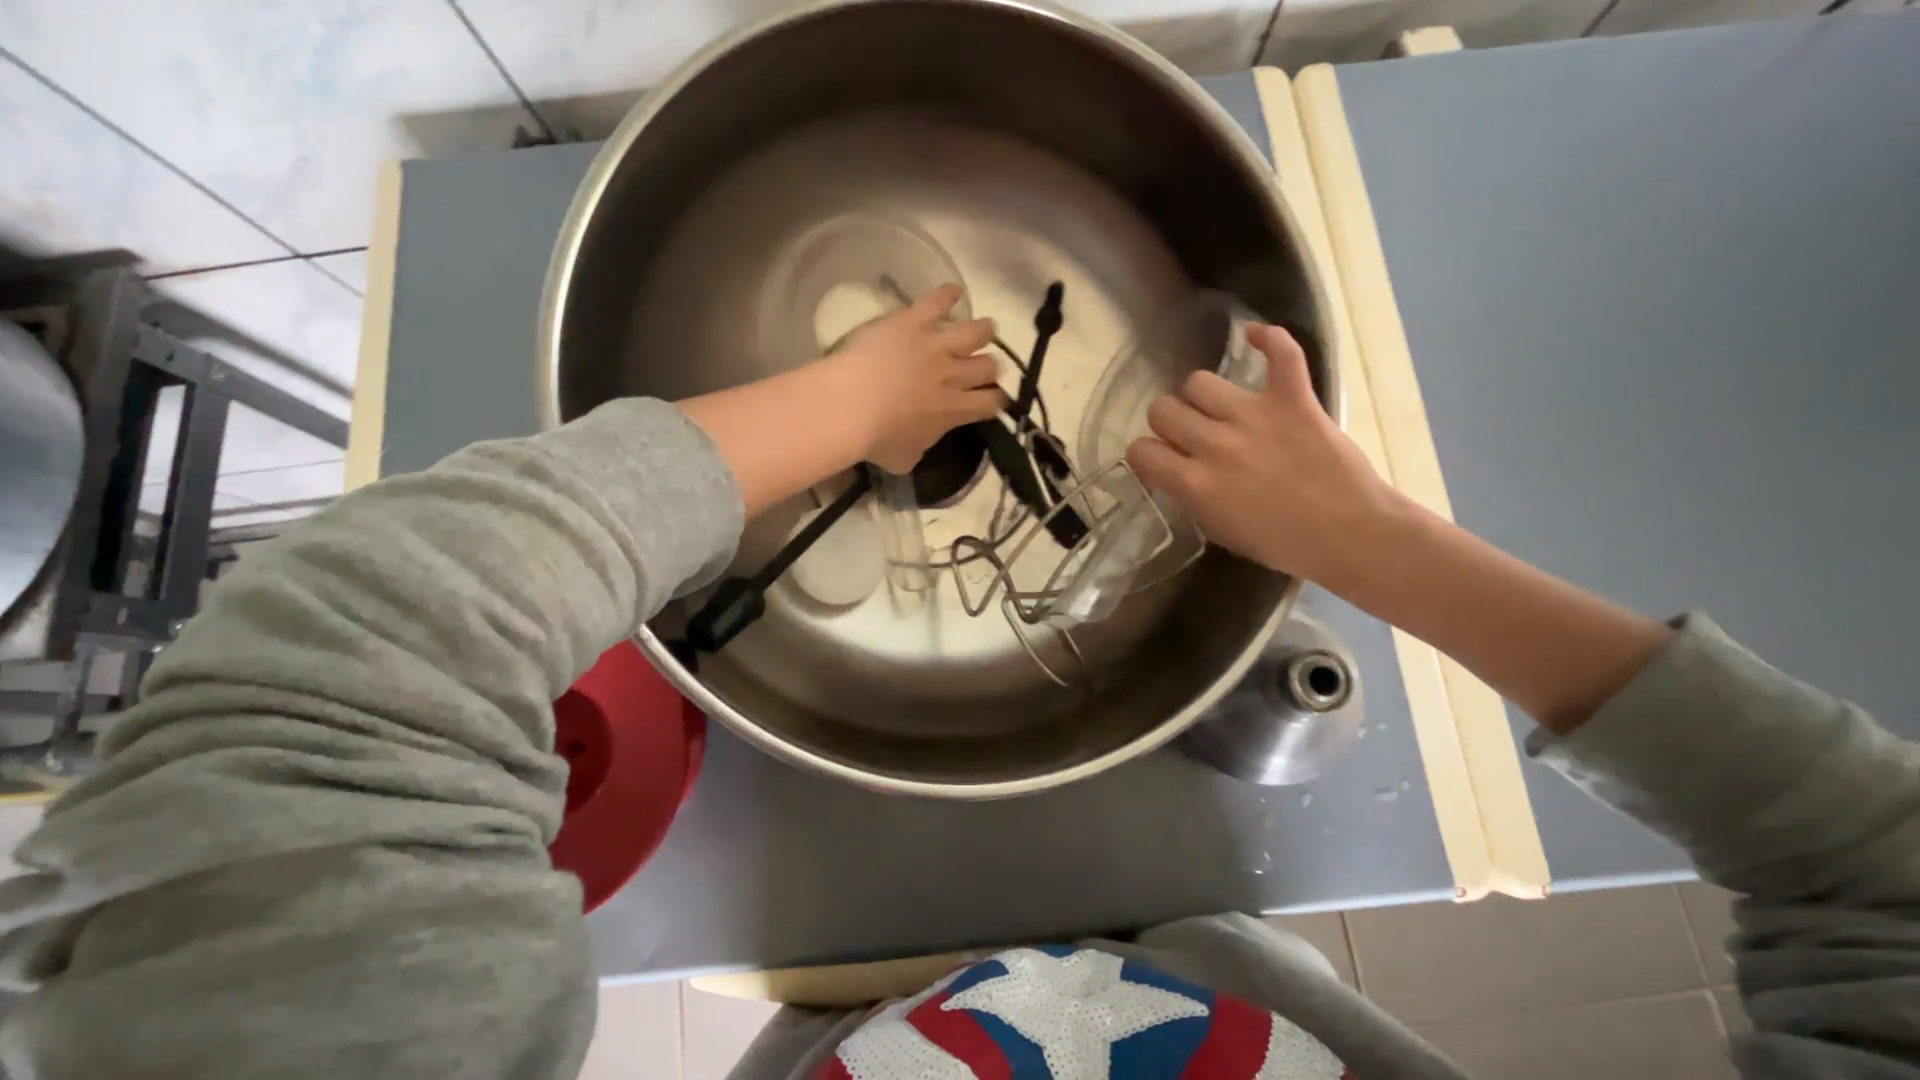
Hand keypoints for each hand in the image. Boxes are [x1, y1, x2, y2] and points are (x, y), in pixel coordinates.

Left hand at [823, 284, 1005, 472]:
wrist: (851, 405)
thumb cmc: (875, 439)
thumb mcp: (903, 459)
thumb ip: (919, 449)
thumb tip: (920, 446)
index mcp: (953, 411)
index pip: (991, 403)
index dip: (997, 400)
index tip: (994, 399)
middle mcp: (953, 376)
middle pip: (988, 366)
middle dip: (991, 366)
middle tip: (987, 365)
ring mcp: (935, 346)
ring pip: (975, 333)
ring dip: (983, 331)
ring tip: (986, 329)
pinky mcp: (913, 322)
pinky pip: (937, 302)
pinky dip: (948, 294)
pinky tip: (954, 290)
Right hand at [1125, 324, 1409, 587]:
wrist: (1352, 535)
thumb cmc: (1285, 544)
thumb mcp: (1221, 531)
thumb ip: (1192, 496)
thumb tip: (1177, 471)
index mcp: (1197, 485)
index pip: (1141, 451)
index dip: (1147, 455)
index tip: (1161, 461)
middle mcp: (1217, 445)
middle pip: (1163, 409)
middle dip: (1169, 423)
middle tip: (1189, 435)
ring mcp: (1255, 417)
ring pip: (1198, 381)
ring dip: (1202, 396)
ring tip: (1220, 408)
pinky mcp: (1294, 400)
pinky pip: (1280, 352)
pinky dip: (1268, 339)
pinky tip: (1254, 337)